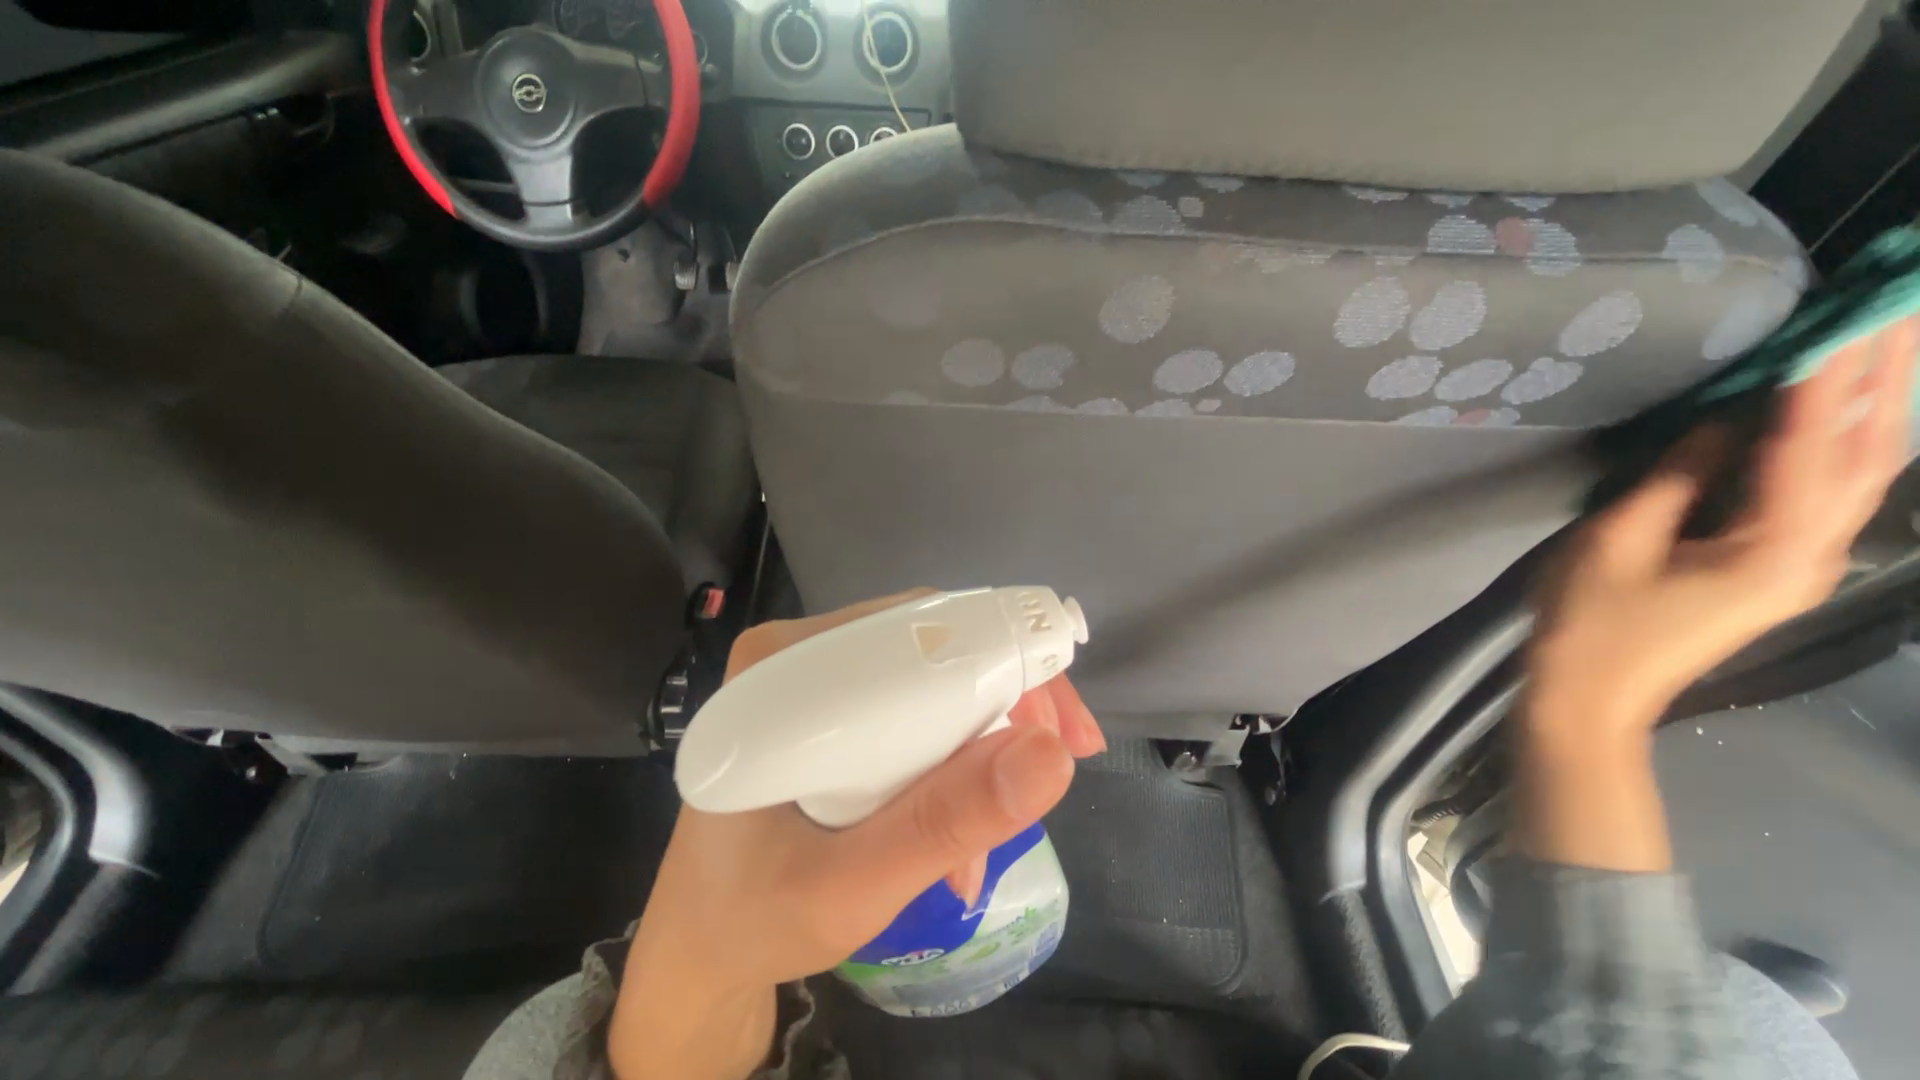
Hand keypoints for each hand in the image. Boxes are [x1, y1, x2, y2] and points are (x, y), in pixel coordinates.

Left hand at [610, 591, 1104, 1079]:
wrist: (697, 959)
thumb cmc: (754, 921)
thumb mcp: (850, 884)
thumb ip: (943, 821)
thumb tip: (1050, 753)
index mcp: (784, 667)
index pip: (918, 628)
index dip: (1004, 667)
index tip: (1062, 733)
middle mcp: (799, 658)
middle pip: (932, 652)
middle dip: (1003, 719)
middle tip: (1049, 778)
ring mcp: (812, 688)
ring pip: (932, 689)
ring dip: (979, 758)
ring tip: (980, 853)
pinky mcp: (827, 721)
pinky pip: (913, 720)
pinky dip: (949, 773)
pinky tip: (954, 846)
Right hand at [1529, 317, 1915, 738]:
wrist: (1592, 697)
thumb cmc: (1591, 623)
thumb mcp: (1617, 542)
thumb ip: (1677, 477)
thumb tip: (1723, 423)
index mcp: (1772, 550)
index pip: (1809, 447)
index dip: (1820, 379)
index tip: (1840, 314)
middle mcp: (1812, 555)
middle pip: (1868, 456)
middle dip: (1884, 379)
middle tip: (1900, 307)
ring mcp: (1802, 566)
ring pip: (1861, 475)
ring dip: (1875, 406)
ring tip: (1888, 342)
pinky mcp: (1778, 569)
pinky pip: (1829, 495)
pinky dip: (1842, 444)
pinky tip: (1843, 411)